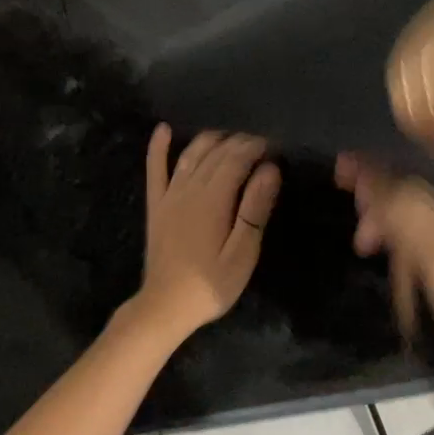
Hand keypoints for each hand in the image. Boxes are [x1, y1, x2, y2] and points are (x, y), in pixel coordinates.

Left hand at [128, 125, 282, 339]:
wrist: (165, 305)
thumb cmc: (211, 285)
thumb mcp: (242, 253)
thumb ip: (255, 209)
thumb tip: (270, 169)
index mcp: (213, 199)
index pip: (237, 158)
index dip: (258, 146)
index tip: (277, 143)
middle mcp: (188, 189)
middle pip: (215, 152)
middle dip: (240, 140)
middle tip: (262, 141)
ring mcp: (168, 195)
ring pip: (190, 154)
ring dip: (211, 139)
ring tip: (232, 134)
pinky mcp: (156, 205)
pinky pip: (155, 168)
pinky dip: (159, 147)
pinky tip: (164, 129)